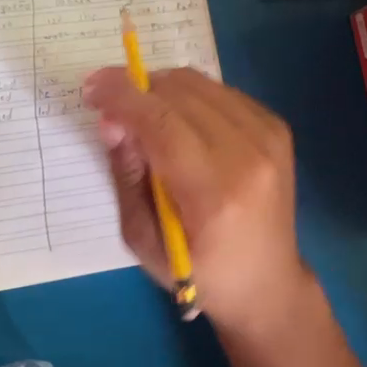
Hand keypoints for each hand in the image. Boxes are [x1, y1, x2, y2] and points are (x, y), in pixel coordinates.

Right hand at [83, 67, 309, 332]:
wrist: (266, 284)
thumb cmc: (198, 272)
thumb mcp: (143, 239)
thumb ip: (126, 174)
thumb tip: (111, 120)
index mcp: (214, 194)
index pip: (161, 123)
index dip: (121, 97)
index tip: (91, 88)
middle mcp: (248, 157)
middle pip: (178, 93)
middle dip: (134, 90)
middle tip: (108, 105)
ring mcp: (268, 138)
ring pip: (197, 82)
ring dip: (160, 90)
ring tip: (142, 114)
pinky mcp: (276, 128)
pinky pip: (218, 89)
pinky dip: (189, 96)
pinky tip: (179, 121)